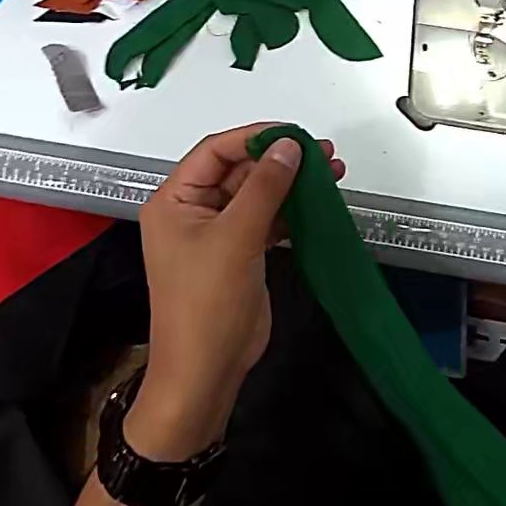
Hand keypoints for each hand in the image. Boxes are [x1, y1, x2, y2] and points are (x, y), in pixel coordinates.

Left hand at [130, 123, 343, 458]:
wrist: (207, 371)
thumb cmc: (205, 307)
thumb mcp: (236, 238)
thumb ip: (264, 187)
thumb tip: (288, 147)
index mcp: (175, 200)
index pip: (215, 152)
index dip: (254, 138)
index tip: (292, 134)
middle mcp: (193, 211)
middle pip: (239, 170)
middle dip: (280, 161)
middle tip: (321, 152)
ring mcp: (218, 232)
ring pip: (258, 194)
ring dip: (291, 184)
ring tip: (330, 171)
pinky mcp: (241, 251)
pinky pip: (267, 219)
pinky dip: (291, 210)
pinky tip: (317, 202)